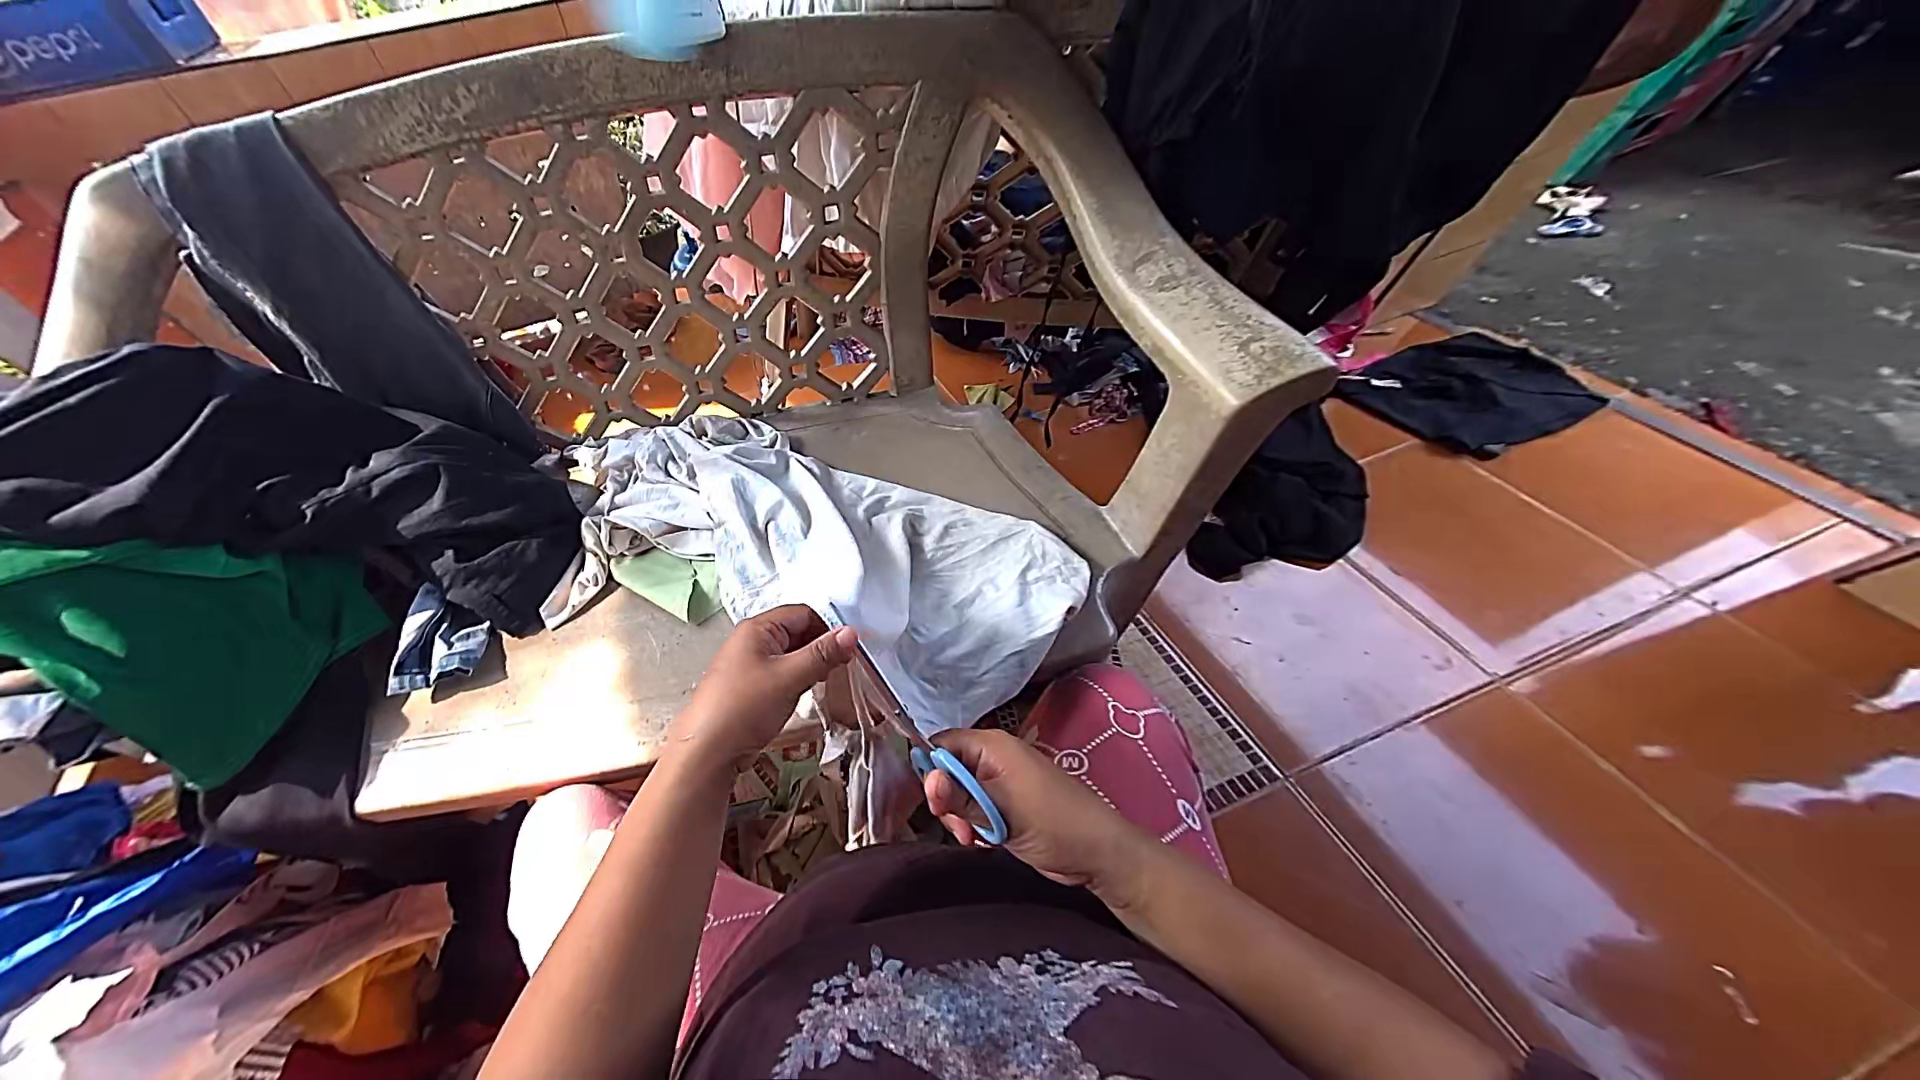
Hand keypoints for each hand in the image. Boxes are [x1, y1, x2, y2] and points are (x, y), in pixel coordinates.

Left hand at [668, 605, 857, 773]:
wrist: (707, 754)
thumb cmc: (743, 708)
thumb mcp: (790, 677)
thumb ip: (823, 654)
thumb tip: (851, 634)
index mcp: (758, 629)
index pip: (804, 613)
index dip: (829, 626)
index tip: (851, 645)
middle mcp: (753, 641)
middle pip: (798, 632)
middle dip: (822, 646)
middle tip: (844, 662)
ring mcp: (752, 665)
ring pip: (793, 654)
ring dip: (813, 664)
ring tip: (828, 677)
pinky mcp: (754, 687)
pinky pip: (784, 672)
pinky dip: (801, 678)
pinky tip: (809, 690)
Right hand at [922, 728, 1156, 905]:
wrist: (1098, 852)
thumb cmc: (1053, 823)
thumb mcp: (1001, 811)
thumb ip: (961, 795)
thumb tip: (927, 780)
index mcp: (992, 745)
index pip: (942, 743)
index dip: (931, 769)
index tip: (932, 802)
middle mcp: (994, 757)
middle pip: (948, 770)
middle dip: (946, 800)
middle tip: (958, 827)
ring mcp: (1002, 780)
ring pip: (960, 793)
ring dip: (960, 817)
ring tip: (974, 838)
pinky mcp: (1007, 803)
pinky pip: (976, 807)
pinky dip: (975, 824)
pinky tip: (985, 841)